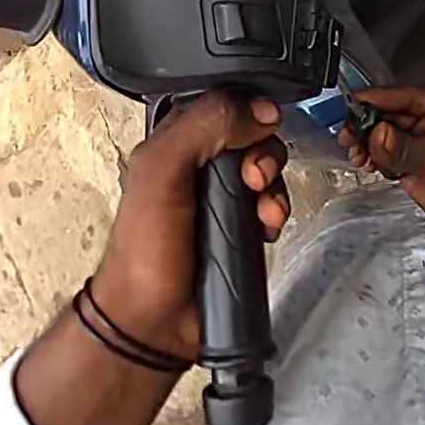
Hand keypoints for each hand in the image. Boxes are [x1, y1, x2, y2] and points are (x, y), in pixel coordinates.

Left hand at [92, 92, 290, 359]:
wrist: (154, 320)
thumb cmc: (146, 246)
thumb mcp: (164, 170)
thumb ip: (206, 127)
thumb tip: (261, 110)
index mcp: (177, 141)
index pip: (224, 104)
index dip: (248, 111)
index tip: (258, 128)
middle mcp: (202, 163)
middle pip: (253, 136)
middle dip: (265, 154)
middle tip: (254, 179)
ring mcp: (224, 196)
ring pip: (268, 169)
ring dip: (274, 187)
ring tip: (263, 213)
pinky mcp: (243, 225)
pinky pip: (273, 203)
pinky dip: (277, 211)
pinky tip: (267, 227)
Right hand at [336, 85, 424, 246]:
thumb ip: (407, 146)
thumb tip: (377, 134)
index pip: (405, 97)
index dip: (378, 98)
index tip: (355, 102)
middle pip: (390, 115)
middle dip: (367, 122)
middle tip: (349, 132)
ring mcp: (421, 148)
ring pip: (384, 137)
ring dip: (366, 142)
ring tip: (355, 151)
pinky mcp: (414, 170)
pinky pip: (386, 158)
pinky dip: (372, 158)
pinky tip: (365, 162)